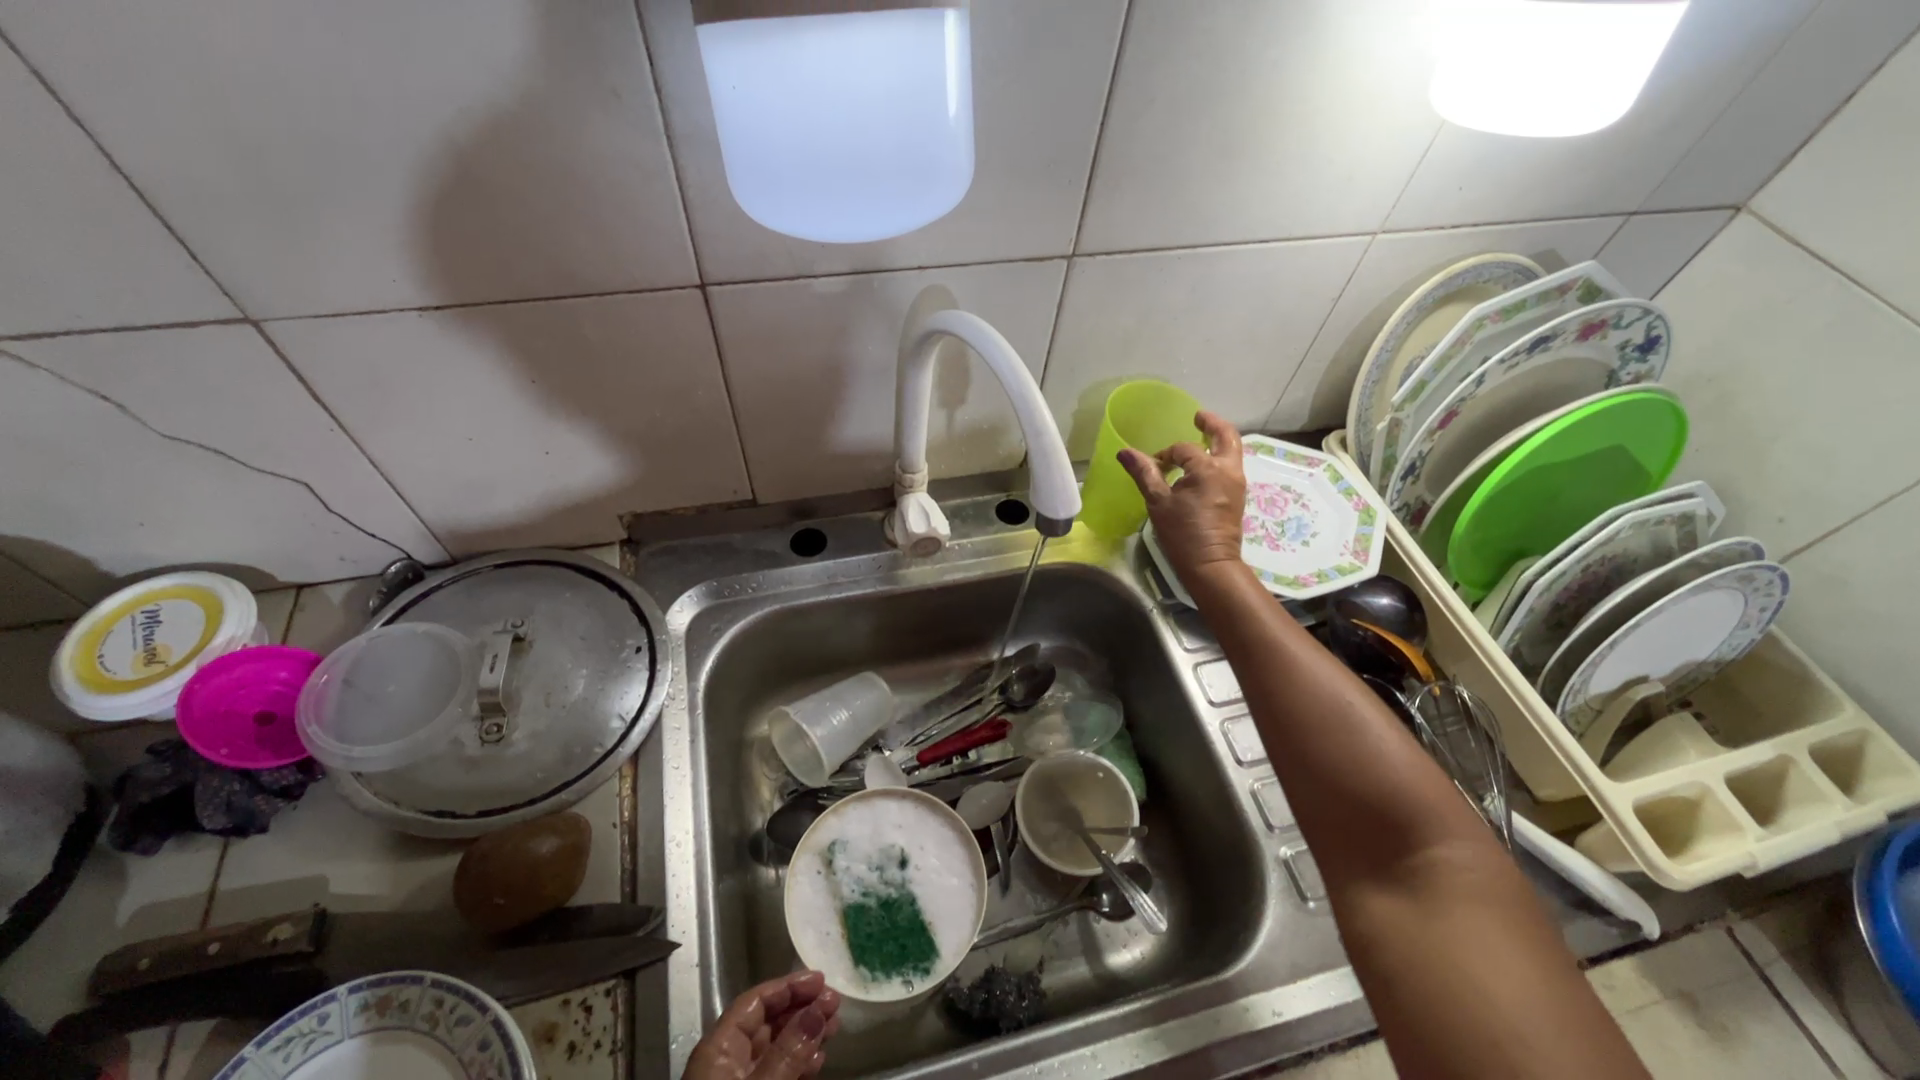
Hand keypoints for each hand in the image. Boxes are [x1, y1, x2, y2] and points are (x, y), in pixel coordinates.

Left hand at [682, 971, 842, 1079]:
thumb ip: (788, 1052)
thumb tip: (819, 1011)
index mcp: (717, 1048)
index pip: (754, 1002)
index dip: (788, 987)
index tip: (821, 979)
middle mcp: (725, 1060)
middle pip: (766, 1021)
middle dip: (802, 1009)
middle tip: (835, 1003)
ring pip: (774, 1047)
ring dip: (805, 1035)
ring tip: (835, 1027)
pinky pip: (774, 1072)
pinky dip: (797, 1063)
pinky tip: (818, 1060)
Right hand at [1118, 410, 1246, 583]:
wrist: (1211, 564)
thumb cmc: (1182, 533)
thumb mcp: (1158, 502)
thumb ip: (1144, 473)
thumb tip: (1125, 452)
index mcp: (1208, 468)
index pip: (1184, 450)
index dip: (1166, 454)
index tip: (1154, 466)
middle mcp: (1228, 470)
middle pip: (1226, 436)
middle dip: (1212, 423)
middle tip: (1198, 417)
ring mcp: (1237, 482)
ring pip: (1232, 450)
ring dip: (1218, 440)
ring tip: (1202, 436)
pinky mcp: (1238, 495)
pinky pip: (1231, 465)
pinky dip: (1220, 456)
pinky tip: (1205, 463)